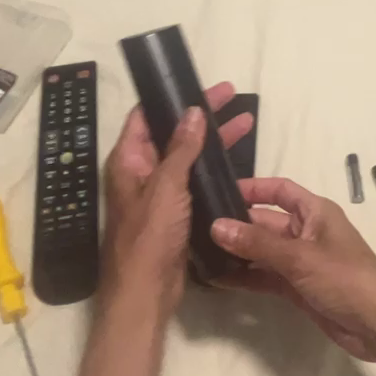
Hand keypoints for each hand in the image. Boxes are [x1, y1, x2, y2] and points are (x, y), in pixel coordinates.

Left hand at [100, 82, 253, 318]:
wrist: (146, 292)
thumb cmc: (148, 237)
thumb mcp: (166, 187)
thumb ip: (181, 149)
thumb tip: (193, 112)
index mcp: (129, 160)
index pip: (144, 116)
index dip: (168, 97)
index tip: (195, 82)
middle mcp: (142, 172)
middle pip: (172, 132)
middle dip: (201, 114)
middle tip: (231, 96)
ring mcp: (160, 192)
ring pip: (189, 156)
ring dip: (214, 140)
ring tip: (246, 122)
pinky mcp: (177, 211)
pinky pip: (196, 180)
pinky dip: (215, 167)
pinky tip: (237, 162)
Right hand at [208, 179, 375, 364]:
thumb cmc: (345, 278)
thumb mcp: (300, 257)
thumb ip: (257, 243)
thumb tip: (216, 226)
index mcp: (315, 212)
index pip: (279, 190)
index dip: (252, 188)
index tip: (218, 190)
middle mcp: (306, 232)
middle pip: (265, 222)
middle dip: (235, 224)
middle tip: (195, 228)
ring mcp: (301, 261)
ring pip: (262, 251)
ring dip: (236, 253)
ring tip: (198, 253)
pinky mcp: (296, 287)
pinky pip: (265, 276)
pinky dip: (245, 276)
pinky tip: (216, 278)